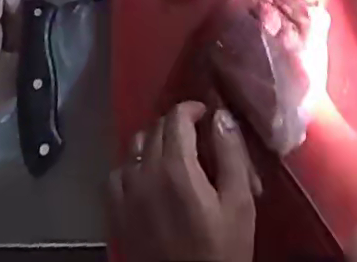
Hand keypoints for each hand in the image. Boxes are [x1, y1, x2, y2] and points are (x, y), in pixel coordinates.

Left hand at [108, 101, 257, 261]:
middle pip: (156, 127)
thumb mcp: (239, 204)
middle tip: (196, 137)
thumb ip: (231, 154)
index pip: (177, 116)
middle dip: (176, 124)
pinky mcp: (117, 215)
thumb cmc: (220, 253)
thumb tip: (220, 115)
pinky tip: (145, 178)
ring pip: (135, 146)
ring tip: (172, 155)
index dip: (193, 109)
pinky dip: (131, 167)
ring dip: (153, 141)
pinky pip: (116, 174)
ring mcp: (126, 194)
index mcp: (176, 166)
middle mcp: (145, 172)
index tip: (207, 117)